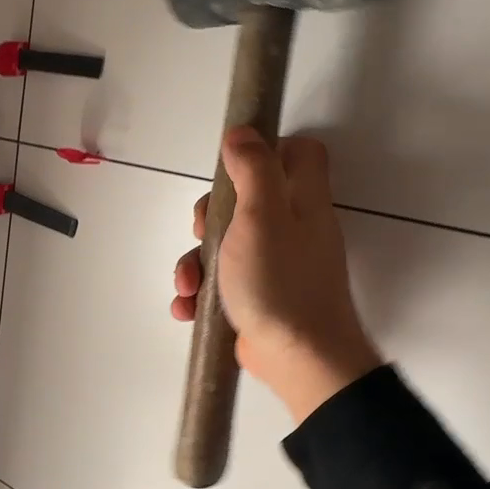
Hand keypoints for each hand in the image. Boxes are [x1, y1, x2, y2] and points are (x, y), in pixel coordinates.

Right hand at [172, 128, 382, 422]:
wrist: (297, 356)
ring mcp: (274, 266)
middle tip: (201, 232)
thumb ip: (253, 169)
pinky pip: (220, 285)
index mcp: (301, 201)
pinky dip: (199, 295)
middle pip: (246, 201)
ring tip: (188, 287)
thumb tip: (241, 132)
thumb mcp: (261, 215)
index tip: (231, 168)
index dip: (266, 151)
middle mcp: (292, 228)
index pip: (299, 154)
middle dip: (209, 217)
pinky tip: (188, 308)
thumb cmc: (280, 281)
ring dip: (194, 264)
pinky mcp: (257, 299)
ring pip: (224, 247)